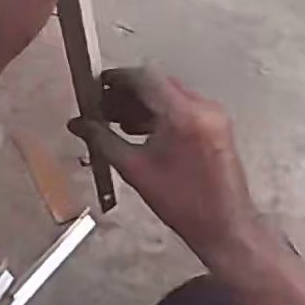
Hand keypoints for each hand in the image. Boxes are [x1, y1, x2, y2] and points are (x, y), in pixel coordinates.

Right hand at [69, 68, 263, 265]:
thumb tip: (81, 125)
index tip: (99, 84)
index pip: (145, 78)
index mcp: (183, 115)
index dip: (117, 78)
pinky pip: (182, 107)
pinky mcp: (215, 125)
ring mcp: (212, 115)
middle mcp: (202, 108)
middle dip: (126, 92)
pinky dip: (159, 112)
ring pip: (168, 94)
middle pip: (157, 83)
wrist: (224, 227)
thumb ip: (103, 140)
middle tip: (102, 105)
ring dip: (141, 103)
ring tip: (115, 120)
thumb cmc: (186, 204)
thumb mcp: (135, 170)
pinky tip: (138, 129)